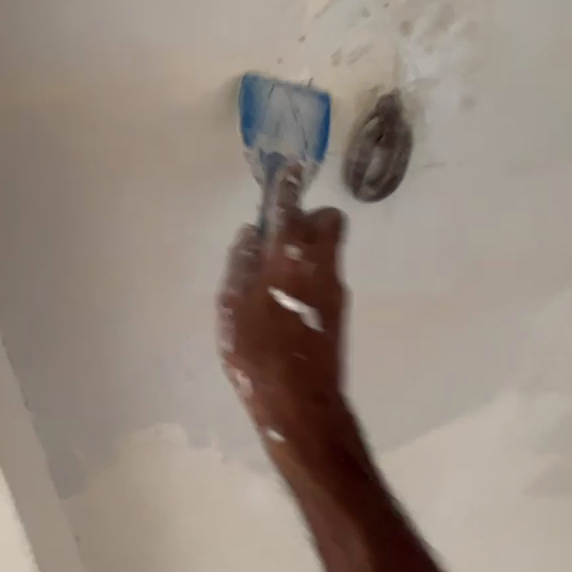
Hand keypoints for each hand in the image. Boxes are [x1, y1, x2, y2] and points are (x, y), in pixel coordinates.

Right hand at [219, 166, 349, 441]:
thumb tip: (250, 235)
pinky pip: (324, 274)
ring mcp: (334, 287)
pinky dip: (308, 273)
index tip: (288, 169)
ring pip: (328, 248)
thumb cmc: (256, 354)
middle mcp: (319, 264)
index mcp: (286, 257)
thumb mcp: (231, 308)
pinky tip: (284, 301)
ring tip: (273, 275)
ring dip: (307, 247)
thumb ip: (240, 265)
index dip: (286, 185)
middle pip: (327, 221)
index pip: (289, 207)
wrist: (300, 402)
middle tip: (279, 234)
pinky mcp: (339, 310)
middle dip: (308, 217)